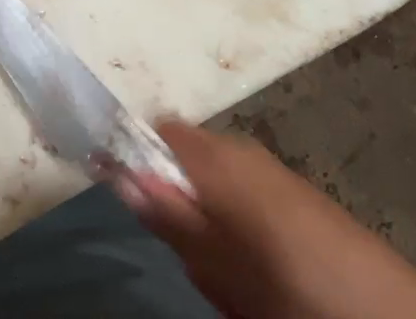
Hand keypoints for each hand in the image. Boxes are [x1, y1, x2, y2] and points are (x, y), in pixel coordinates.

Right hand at [125, 122, 415, 318]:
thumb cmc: (297, 286)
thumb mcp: (222, 265)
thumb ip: (171, 216)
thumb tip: (121, 172)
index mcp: (223, 158)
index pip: (160, 129)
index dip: (135, 152)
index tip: (118, 185)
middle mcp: (247, 152)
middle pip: (186, 160)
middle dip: (177, 203)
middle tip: (190, 255)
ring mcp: (275, 172)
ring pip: (214, 188)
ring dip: (208, 224)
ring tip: (227, 273)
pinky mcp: (297, 196)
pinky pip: (245, 201)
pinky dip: (238, 231)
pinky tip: (258, 272)